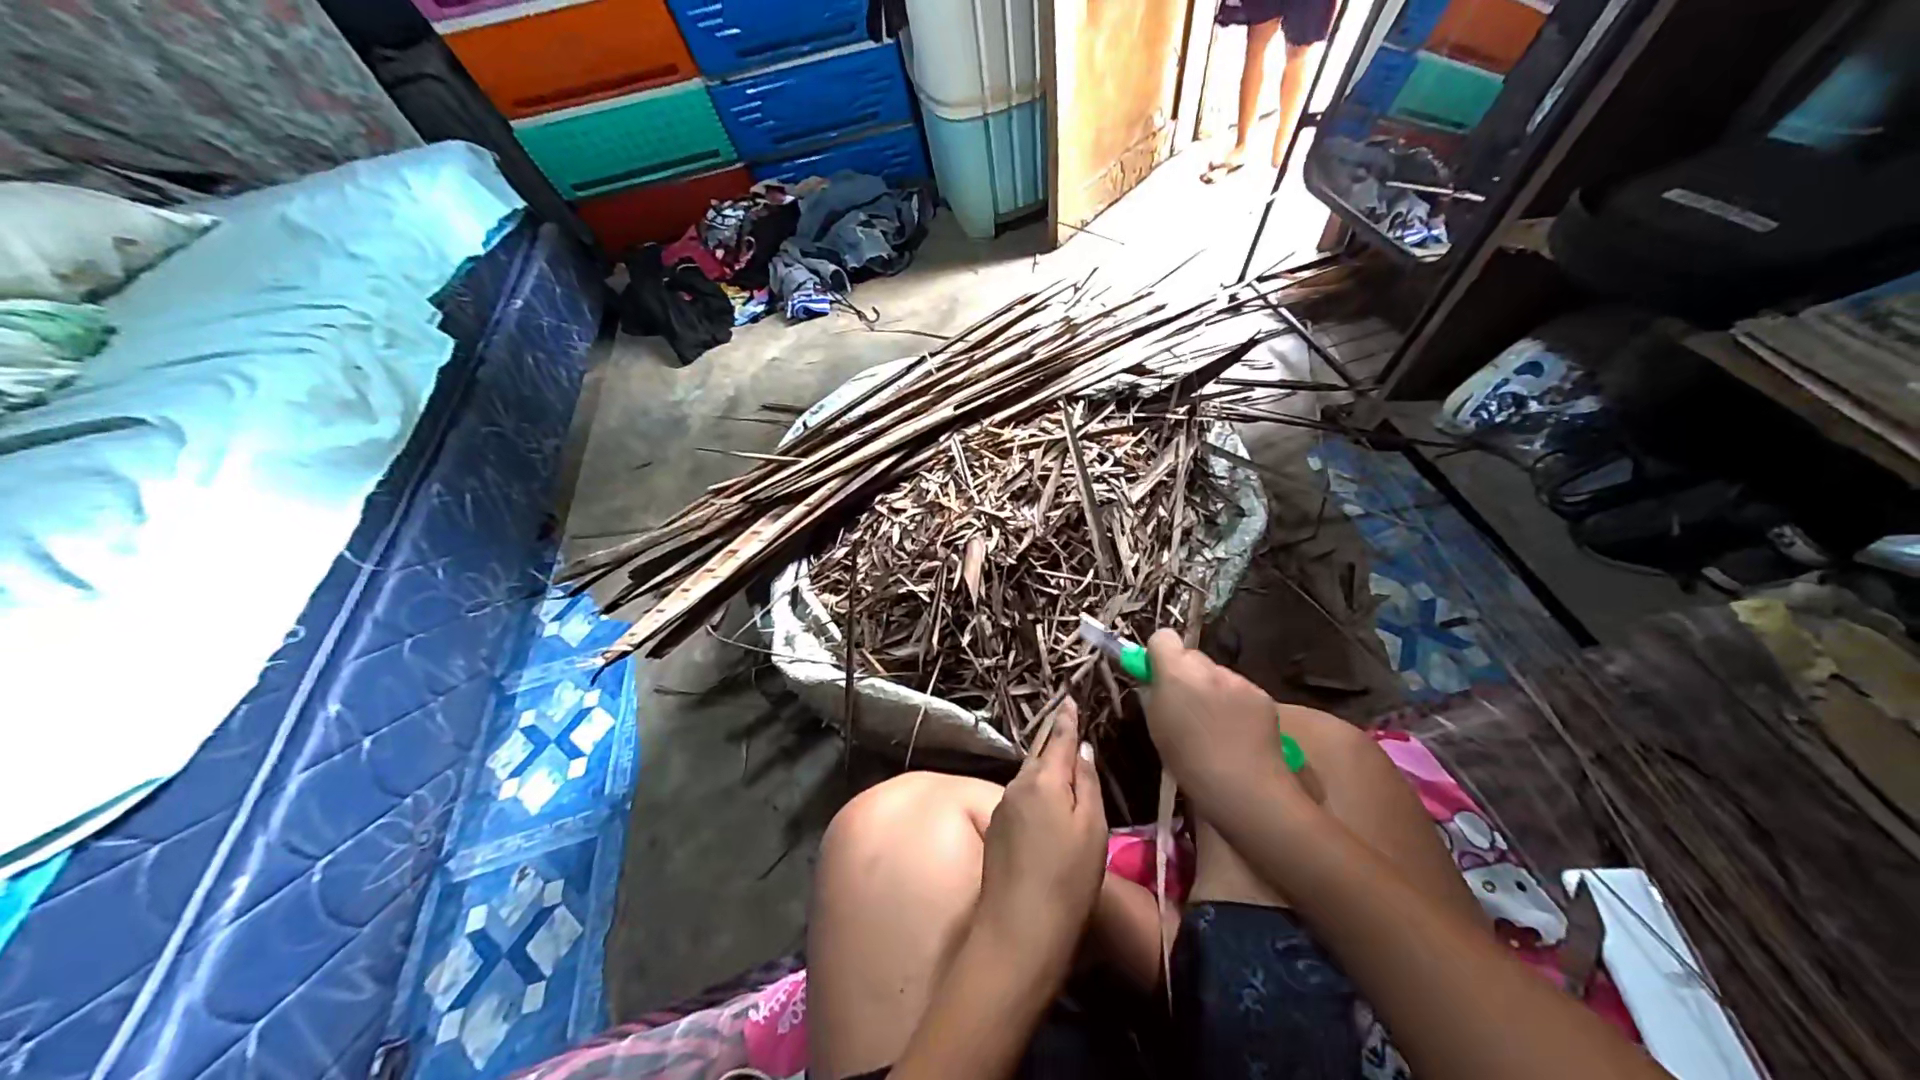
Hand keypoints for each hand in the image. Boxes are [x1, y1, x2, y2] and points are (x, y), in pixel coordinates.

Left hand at [975, 698, 1108, 973]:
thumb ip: (1087, 783)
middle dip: (1052, 736)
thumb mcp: (1092, 828)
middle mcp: (1017, 785)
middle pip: (1038, 754)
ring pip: (1028, 776)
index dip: (1066, 718)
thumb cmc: (1068, 877)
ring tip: (1060, 757)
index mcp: (1044, 779)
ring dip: (1043, 765)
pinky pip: (1020, 797)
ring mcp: (1002, 808)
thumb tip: (1082, 749)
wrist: (1018, 927)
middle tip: (1065, 719)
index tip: (1069, 698)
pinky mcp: (996, 830)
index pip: (1058, 737)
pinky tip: (1044, 800)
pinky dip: (1035, 789)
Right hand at [1144, 630, 1305, 813]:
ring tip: (1215, 725)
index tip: (1158, 677)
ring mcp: (1239, 680)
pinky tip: (1237, 731)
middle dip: (1187, 674)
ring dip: (1212, 690)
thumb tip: (1156, 679)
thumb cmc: (1187, 761)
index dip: (1158, 654)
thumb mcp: (1156, 725)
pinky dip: (1235, 704)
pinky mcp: (1263, 695)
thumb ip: (1154, 693)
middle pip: (1192, 657)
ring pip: (1217, 675)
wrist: (1243, 786)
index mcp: (1176, 672)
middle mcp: (1209, 668)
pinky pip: (1240, 690)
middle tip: (1186, 706)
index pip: (1163, 637)